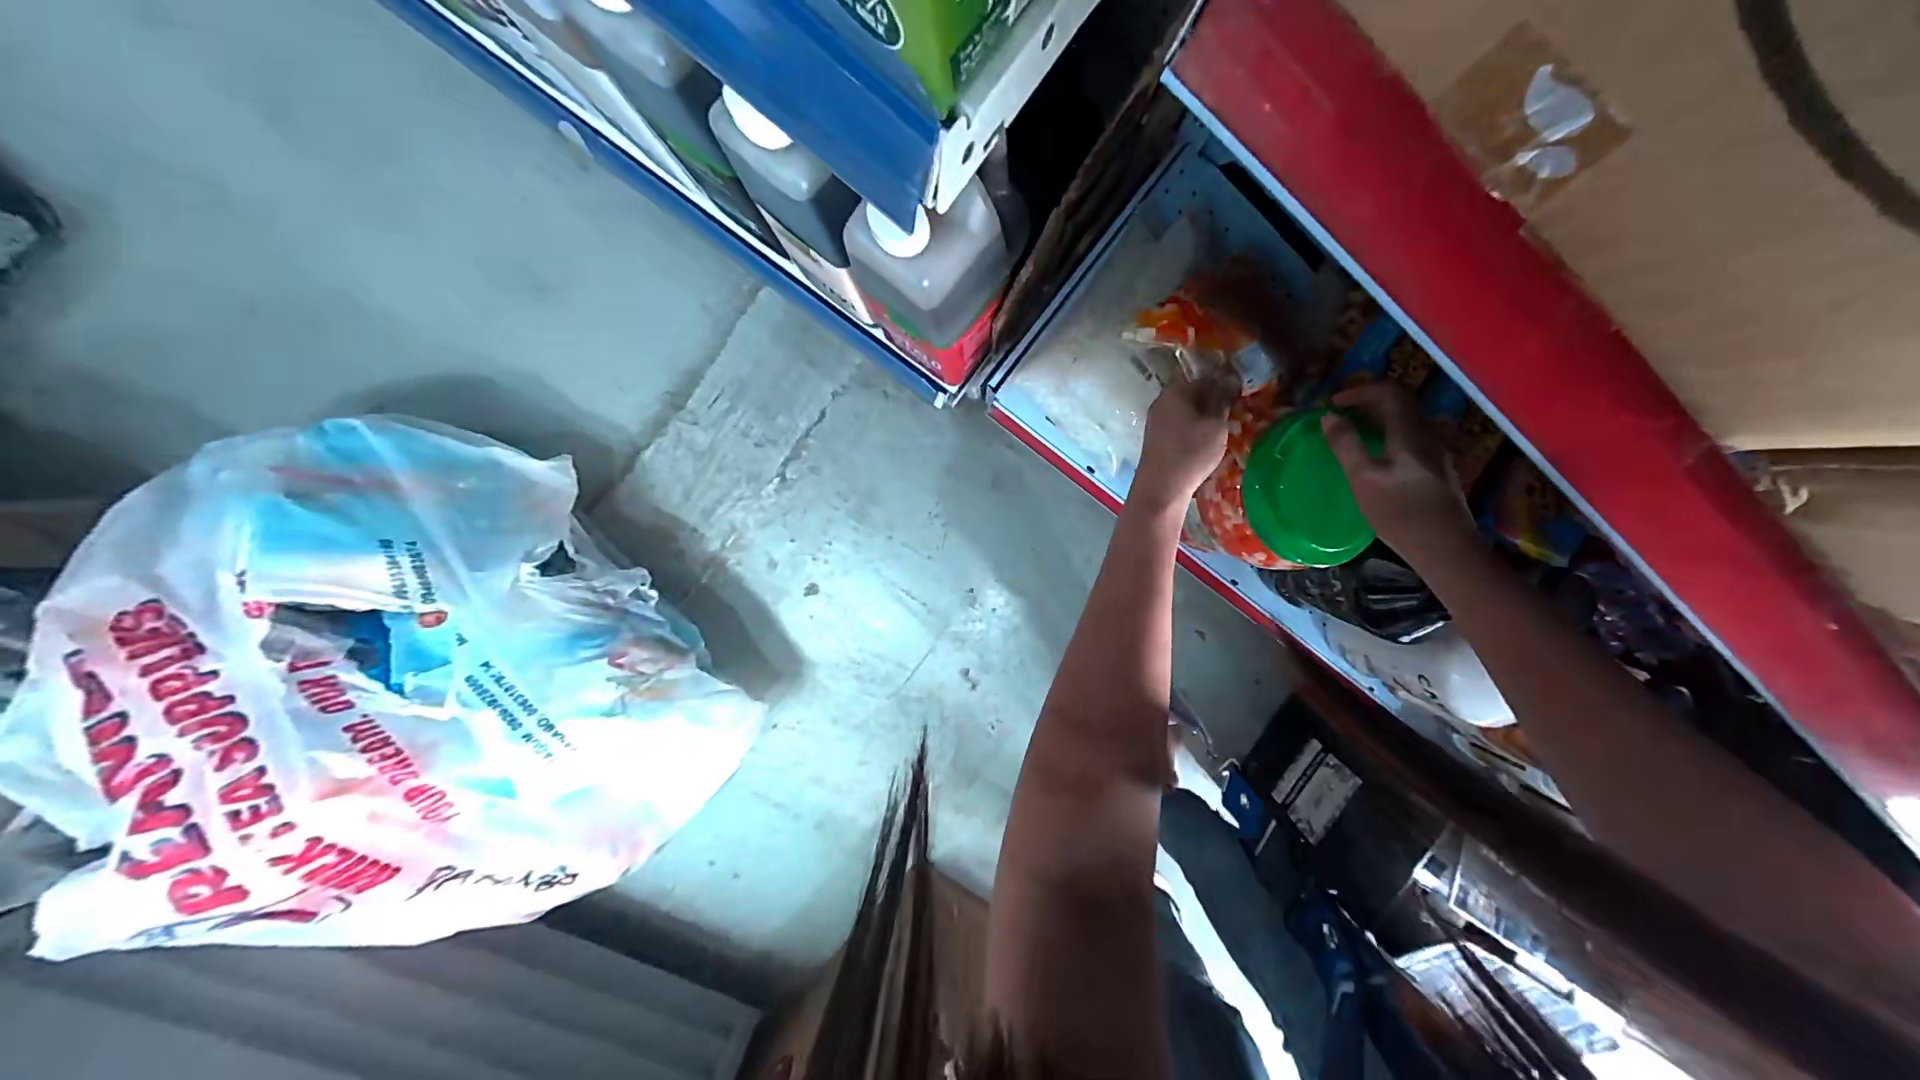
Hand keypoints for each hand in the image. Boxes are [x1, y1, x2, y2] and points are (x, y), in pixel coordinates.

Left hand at [1132, 368, 1234, 511]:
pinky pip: (1178, 424)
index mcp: (1174, 392)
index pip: (1201, 374)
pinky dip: (1193, 427)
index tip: (1239, 387)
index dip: (1222, 377)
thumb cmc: (1191, 453)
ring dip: (1204, 414)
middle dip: (1212, 396)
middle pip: (1191, 391)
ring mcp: (1156, 421)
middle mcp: (1161, 402)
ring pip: (1185, 409)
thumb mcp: (1215, 425)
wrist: (1160, 489)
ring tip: (1223, 425)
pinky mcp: (1156, 439)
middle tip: (1234, 407)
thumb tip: (1228, 379)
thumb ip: (1221, 400)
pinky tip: (1206, 439)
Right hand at [1321, 383, 1475, 557]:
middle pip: (1402, 403)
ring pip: (1409, 420)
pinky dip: (1390, 432)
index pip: (1388, 393)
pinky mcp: (1438, 468)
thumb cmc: (1399, 513)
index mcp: (1410, 433)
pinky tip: (1378, 452)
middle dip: (1369, 401)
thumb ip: (1346, 445)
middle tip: (1341, 413)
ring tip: (1355, 430)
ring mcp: (1437, 451)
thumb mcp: (1363, 478)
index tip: (1333, 403)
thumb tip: (1328, 417)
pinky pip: (1413, 436)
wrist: (1444, 546)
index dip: (1359, 391)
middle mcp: (1428, 435)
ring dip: (1380, 417)